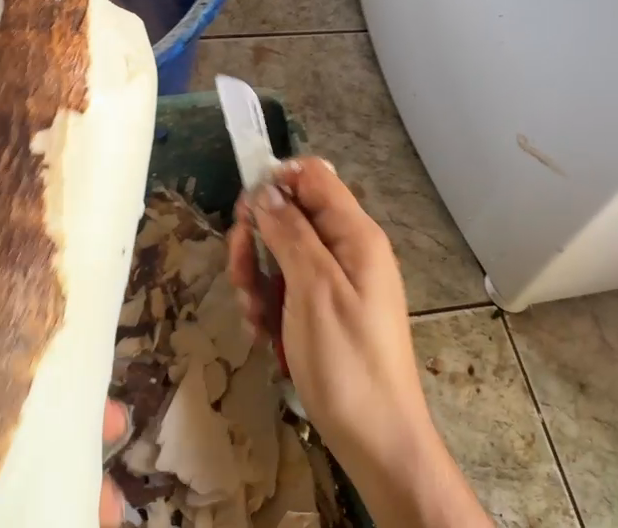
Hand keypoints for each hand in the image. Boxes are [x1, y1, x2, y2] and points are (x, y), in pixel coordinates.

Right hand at [227, 157, 492, 527]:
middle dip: (258, 241)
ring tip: (252, 315)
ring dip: (257, 279)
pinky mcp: (327, 312)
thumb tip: (266, 190)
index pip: (313, 177)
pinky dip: (269, 306)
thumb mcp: (313, 289)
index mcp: (355, 234)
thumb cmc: (346, 362)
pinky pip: (288, 290)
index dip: (276, 183)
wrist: (376, 440)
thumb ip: (290, 232)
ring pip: (283, 255)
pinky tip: (264, 335)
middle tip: (241, 276)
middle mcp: (349, 250)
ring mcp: (338, 282)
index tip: (243, 212)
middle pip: (291, 216)